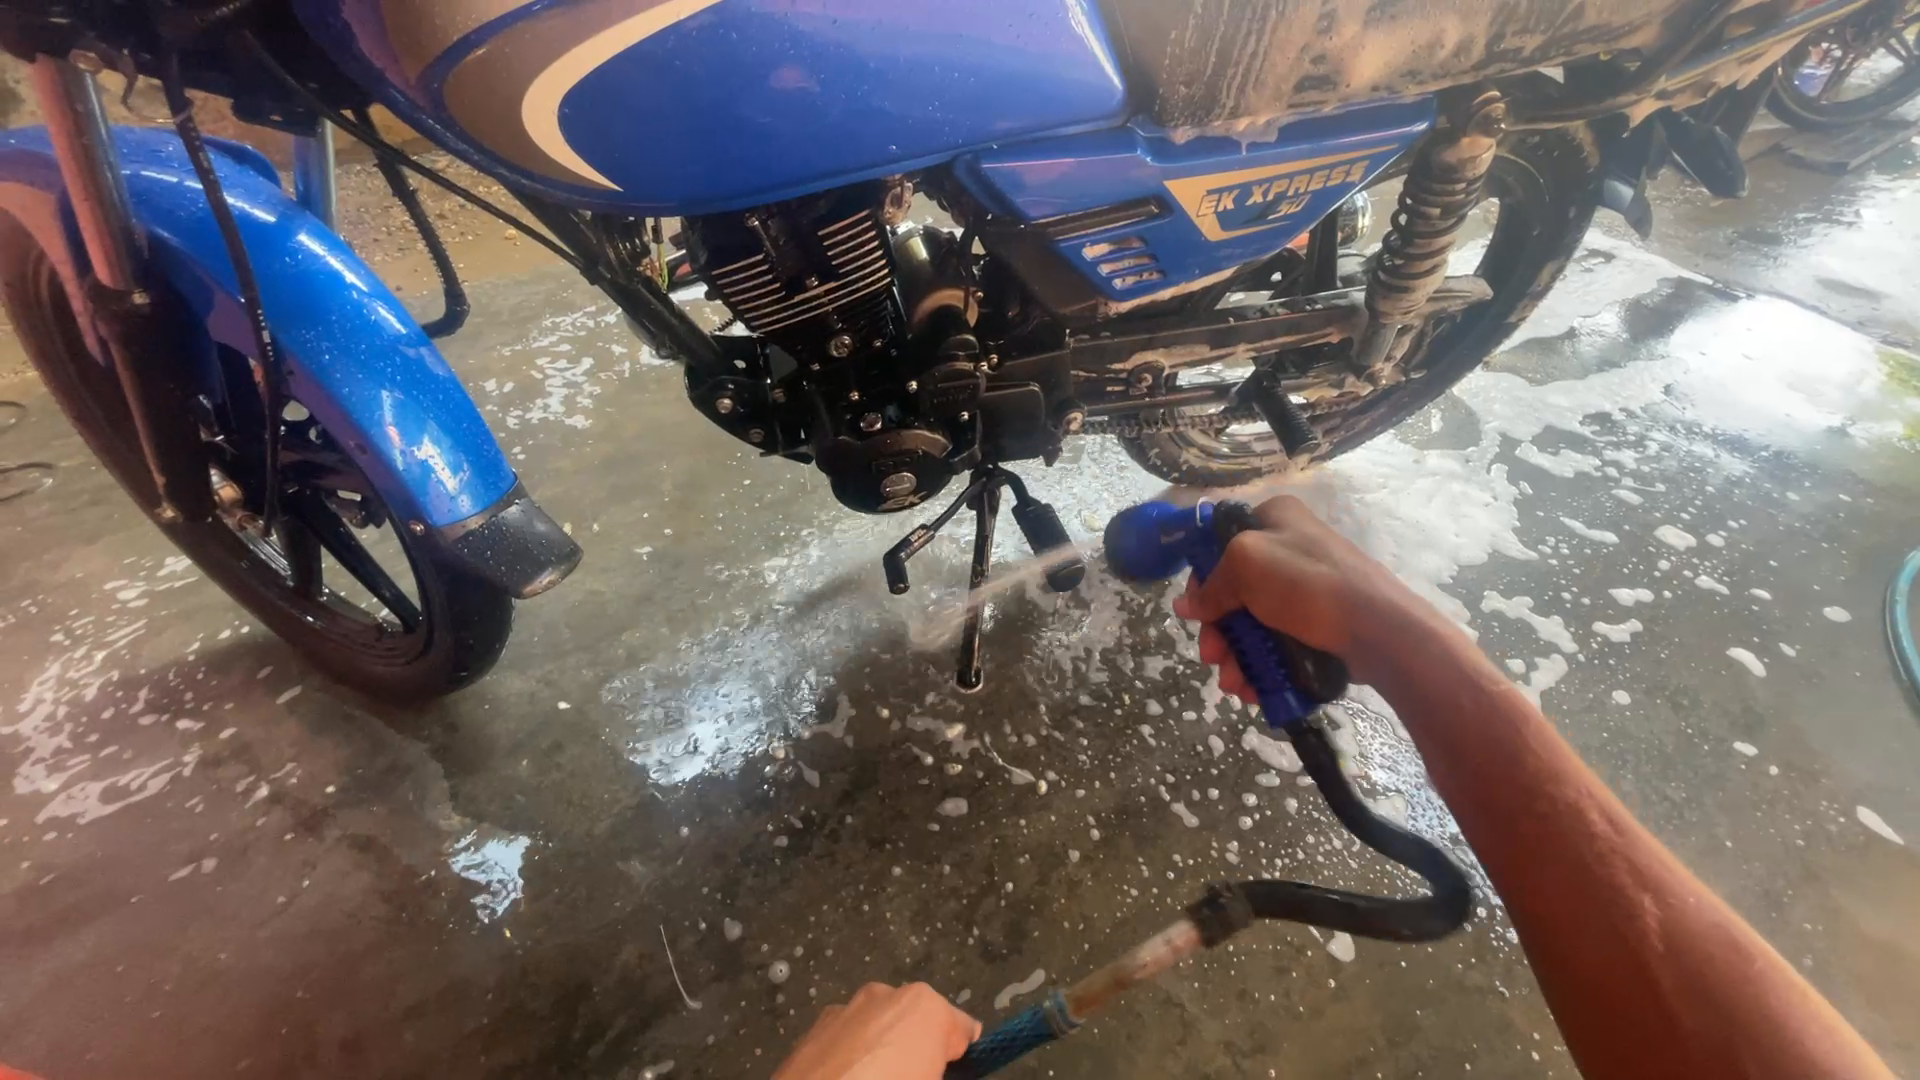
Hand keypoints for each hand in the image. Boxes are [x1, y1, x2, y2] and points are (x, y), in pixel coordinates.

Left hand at [773, 982, 980, 1079]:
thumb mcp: (934, 1077)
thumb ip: (944, 1065)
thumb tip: (934, 1061)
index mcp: (925, 1006)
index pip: (961, 1029)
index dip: (957, 1058)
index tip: (950, 1073)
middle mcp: (886, 994)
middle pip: (916, 1023)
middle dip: (917, 1051)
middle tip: (911, 1077)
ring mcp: (846, 1007)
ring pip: (878, 1027)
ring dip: (880, 1052)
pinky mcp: (814, 1028)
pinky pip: (845, 1038)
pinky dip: (849, 1058)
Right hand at [1170, 495, 1425, 693]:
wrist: (1379, 629)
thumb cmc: (1306, 584)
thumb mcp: (1245, 567)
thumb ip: (1211, 586)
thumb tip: (1185, 607)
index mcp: (1274, 519)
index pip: (1219, 544)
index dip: (1201, 581)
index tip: (1195, 612)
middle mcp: (1288, 549)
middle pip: (1233, 592)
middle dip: (1219, 631)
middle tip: (1213, 656)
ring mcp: (1305, 589)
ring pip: (1253, 623)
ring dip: (1236, 656)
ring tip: (1234, 685)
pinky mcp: (1319, 624)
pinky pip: (1277, 642)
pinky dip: (1261, 665)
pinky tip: (1253, 688)